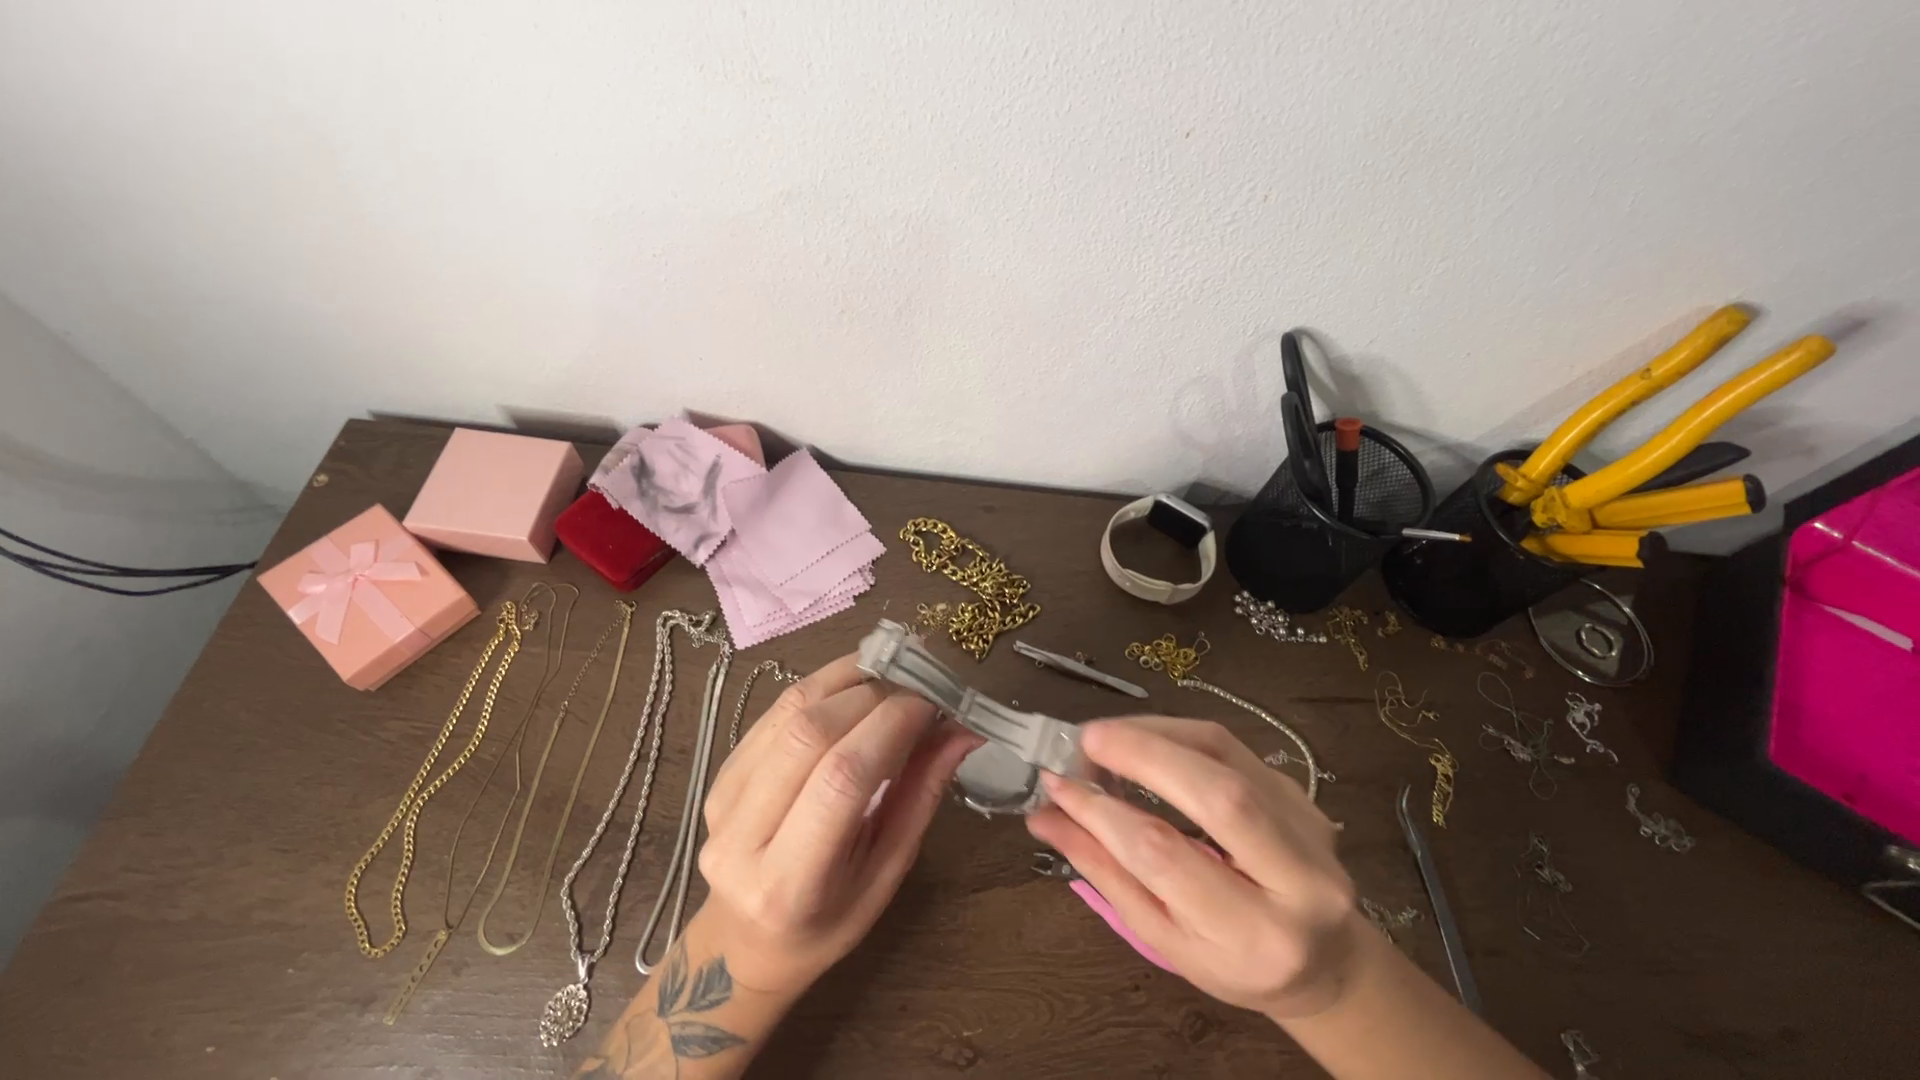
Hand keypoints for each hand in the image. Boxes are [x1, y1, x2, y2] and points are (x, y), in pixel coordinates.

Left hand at [697, 652, 981, 996]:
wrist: (746, 939)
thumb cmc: (827, 923)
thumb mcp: (885, 876)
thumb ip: (920, 799)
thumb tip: (962, 732)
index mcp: (788, 884)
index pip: (842, 778)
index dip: (891, 726)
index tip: (934, 703)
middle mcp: (742, 836)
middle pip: (809, 734)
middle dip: (873, 695)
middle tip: (919, 683)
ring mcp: (723, 798)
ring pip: (789, 712)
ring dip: (848, 678)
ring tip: (894, 671)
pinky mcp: (720, 771)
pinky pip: (775, 711)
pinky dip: (822, 687)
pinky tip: (856, 682)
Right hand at [1027, 717, 1360, 1019]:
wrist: (1326, 959)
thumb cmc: (1234, 962)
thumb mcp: (1164, 936)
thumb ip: (1105, 872)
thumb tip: (1045, 815)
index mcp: (1254, 936)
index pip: (1166, 858)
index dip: (1104, 815)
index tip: (1057, 787)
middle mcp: (1298, 880)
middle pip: (1219, 797)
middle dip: (1143, 756)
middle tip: (1085, 740)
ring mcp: (1307, 826)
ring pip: (1228, 757)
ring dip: (1156, 735)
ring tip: (1104, 735)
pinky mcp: (1301, 793)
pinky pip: (1232, 745)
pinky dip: (1177, 733)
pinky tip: (1142, 736)